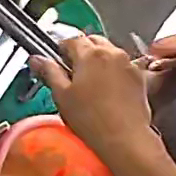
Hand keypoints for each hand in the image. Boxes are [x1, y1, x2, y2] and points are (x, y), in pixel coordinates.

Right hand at [30, 35, 156, 165]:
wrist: (124, 136)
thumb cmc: (88, 118)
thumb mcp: (61, 95)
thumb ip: (49, 72)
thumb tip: (36, 58)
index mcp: (89, 54)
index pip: (71, 39)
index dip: (60, 49)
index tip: (55, 61)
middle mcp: (112, 52)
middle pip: (92, 41)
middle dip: (80, 51)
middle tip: (70, 71)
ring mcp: (128, 63)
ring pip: (108, 51)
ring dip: (96, 59)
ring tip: (88, 82)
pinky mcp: (139, 76)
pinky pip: (122, 64)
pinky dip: (111, 70)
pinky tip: (105, 88)